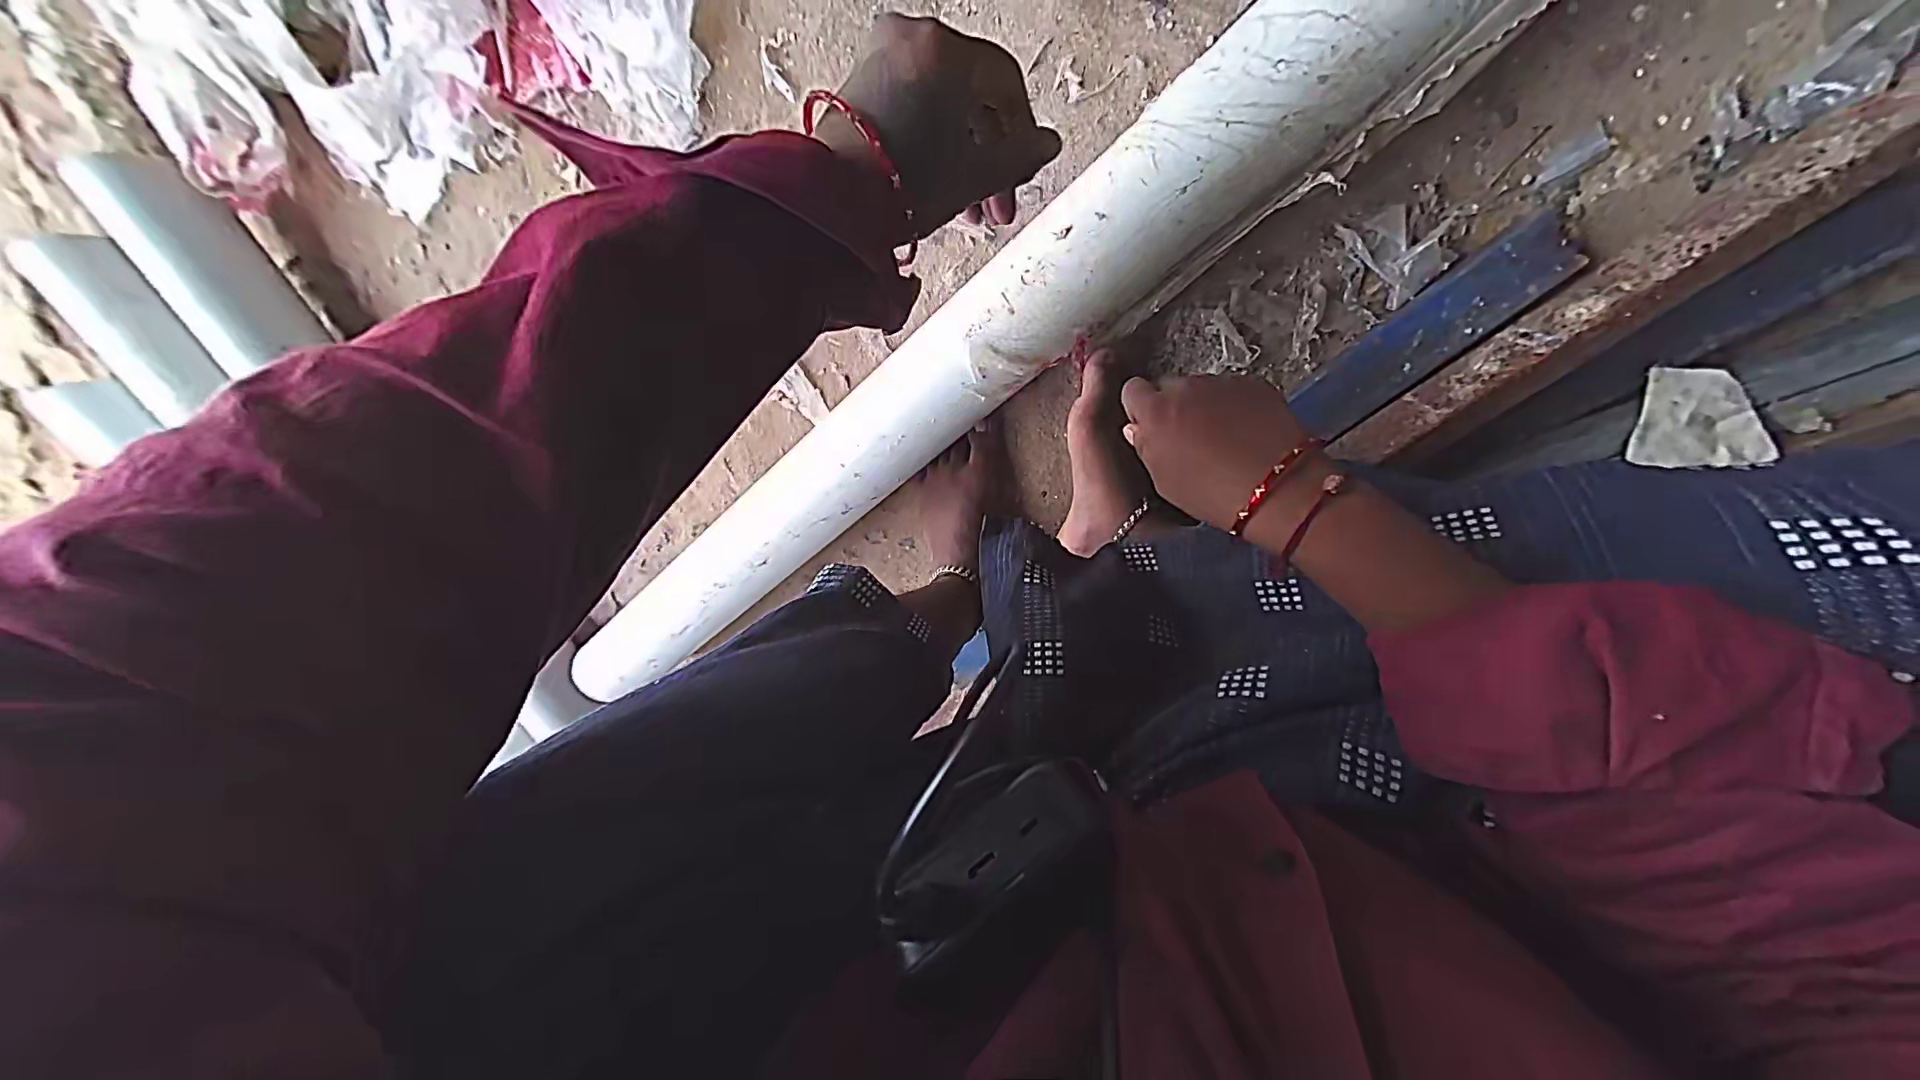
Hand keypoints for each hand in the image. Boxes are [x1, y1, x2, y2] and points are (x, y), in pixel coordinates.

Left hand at [822, 14, 1061, 236]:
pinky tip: (941, 183)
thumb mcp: (975, 176)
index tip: (1025, 163)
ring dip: (962, 156)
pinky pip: (914, 108)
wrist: (836, 206)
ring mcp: (880, 61)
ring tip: (970, 206)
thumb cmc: (899, 186)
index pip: (1004, 82)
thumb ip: (1020, 156)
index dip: (1022, 131)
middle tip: (997, 200)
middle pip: (971, 96)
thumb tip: (1044, 144)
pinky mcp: (860, 89)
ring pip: (942, 106)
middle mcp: (910, 41)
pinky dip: (933, 142)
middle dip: (989, 155)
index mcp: (944, 49)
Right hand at [1120, 375, 1313, 529]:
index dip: (1140, 408)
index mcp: (1155, 412)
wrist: (1274, 487)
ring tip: (1220, 438)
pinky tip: (1243, 432)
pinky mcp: (1253, 384)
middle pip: (1168, 386)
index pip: (1133, 391)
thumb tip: (1138, 429)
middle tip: (1185, 437)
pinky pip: (1233, 389)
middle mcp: (1185, 388)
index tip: (1148, 425)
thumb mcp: (1163, 481)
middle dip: (1172, 406)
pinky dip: (1234, 404)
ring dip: (1204, 405)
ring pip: (1201, 387)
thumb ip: (1145, 447)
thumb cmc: (1211, 492)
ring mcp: (1221, 383)